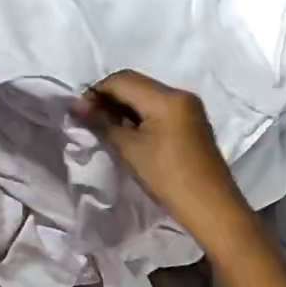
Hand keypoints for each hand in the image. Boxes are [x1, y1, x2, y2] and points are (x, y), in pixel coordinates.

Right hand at [72, 70, 253, 243]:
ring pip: (145, 94)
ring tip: (105, 127)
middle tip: (90, 119)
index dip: (96, 92)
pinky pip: (157, 105)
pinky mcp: (190, 120)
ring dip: (122, 105)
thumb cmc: (166, 177)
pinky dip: (137, 113)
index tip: (80, 113)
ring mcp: (188, 106)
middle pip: (134, 83)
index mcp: (166, 97)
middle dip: (108, 97)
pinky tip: (127, 131)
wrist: (210, 206)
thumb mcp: (128, 148)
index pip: (121, 80)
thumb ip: (101, 122)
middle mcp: (179, 94)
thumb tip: (75, 105)